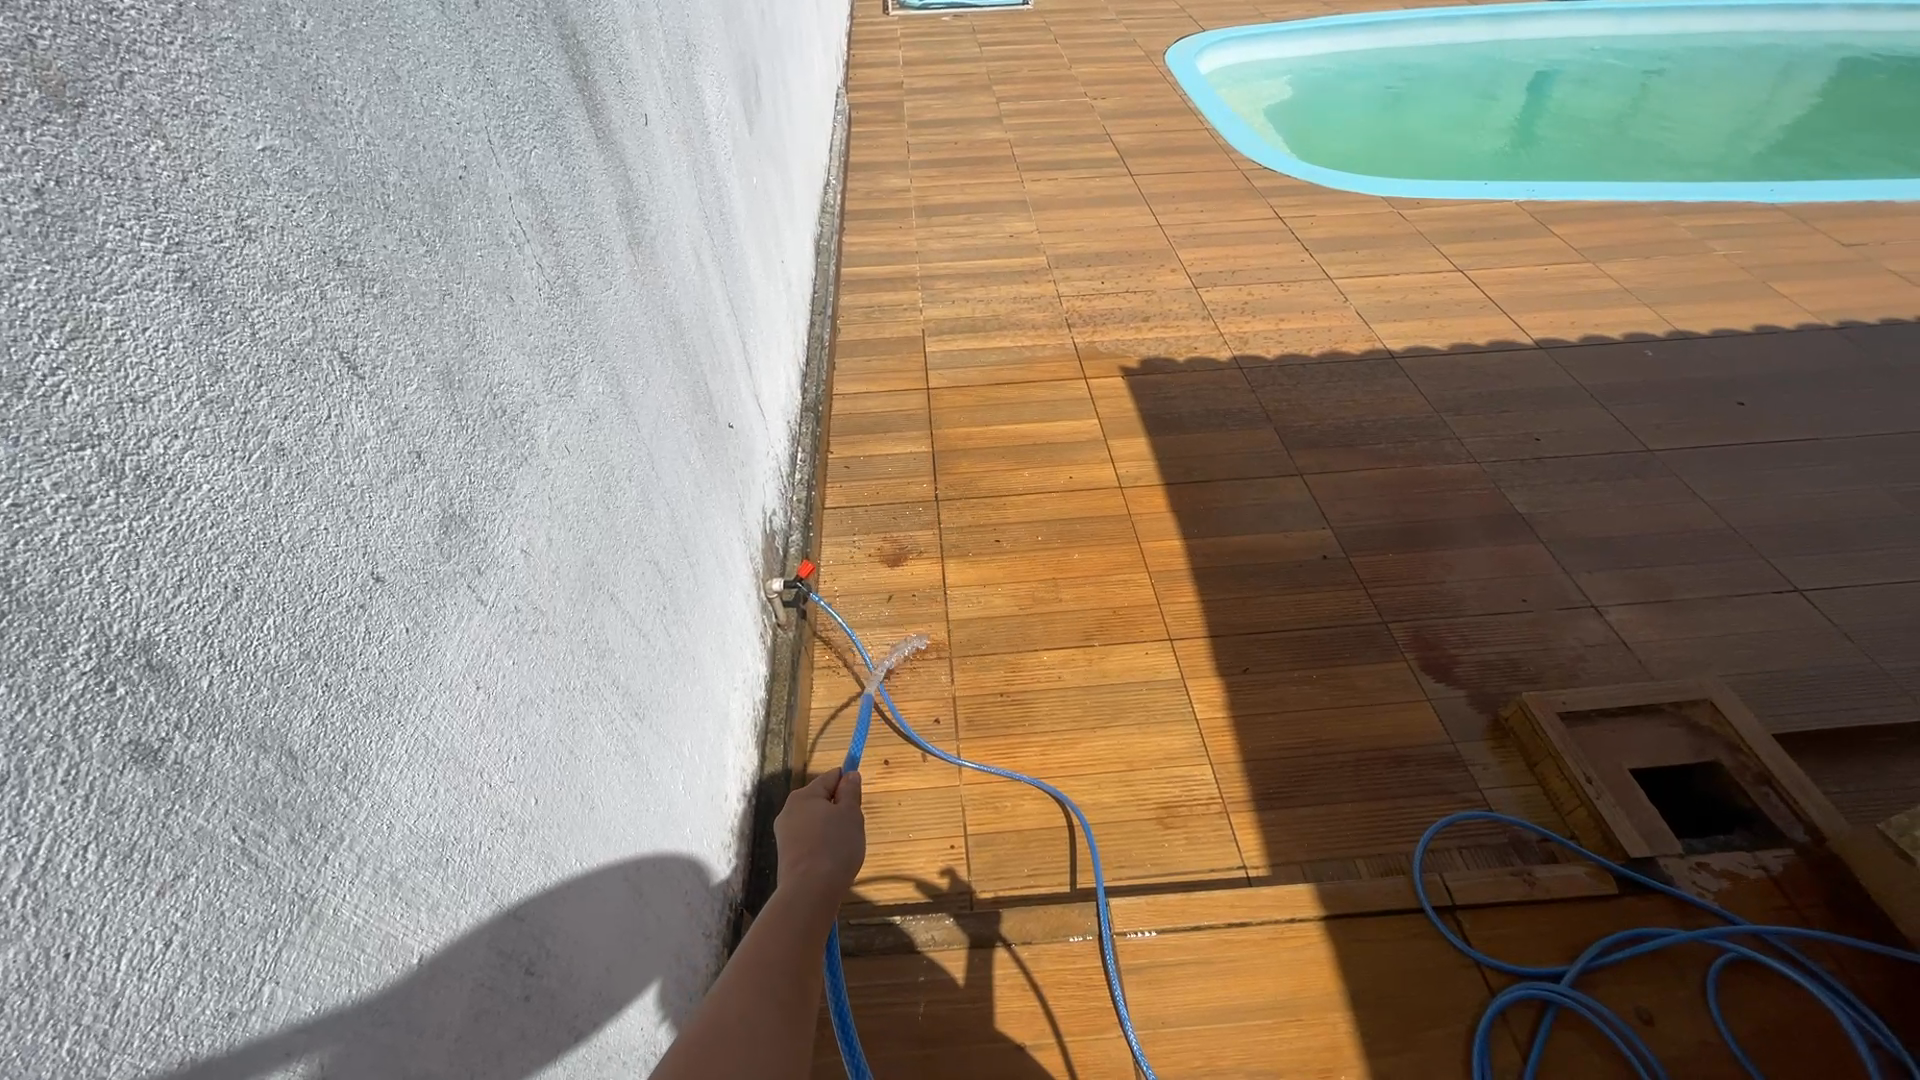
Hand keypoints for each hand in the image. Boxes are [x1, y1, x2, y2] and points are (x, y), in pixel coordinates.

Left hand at [773, 768, 865, 914]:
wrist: (810, 891)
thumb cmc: (835, 846)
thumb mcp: (851, 814)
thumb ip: (850, 791)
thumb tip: (849, 774)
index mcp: (804, 795)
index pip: (831, 777)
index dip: (848, 784)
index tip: (858, 801)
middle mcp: (789, 810)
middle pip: (821, 800)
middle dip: (839, 810)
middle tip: (853, 828)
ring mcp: (785, 834)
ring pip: (816, 822)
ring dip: (831, 829)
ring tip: (843, 849)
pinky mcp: (786, 855)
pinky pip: (809, 841)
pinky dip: (822, 846)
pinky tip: (831, 861)